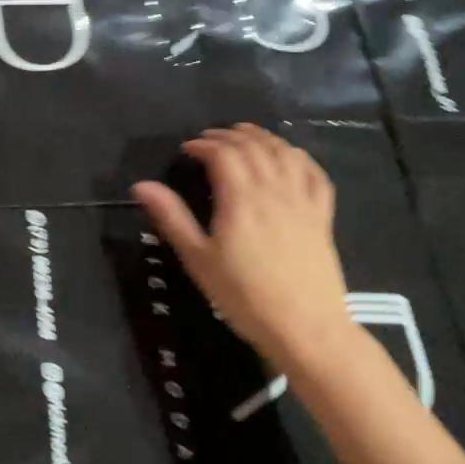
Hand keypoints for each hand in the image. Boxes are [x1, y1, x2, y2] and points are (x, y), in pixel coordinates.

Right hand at [131, 124, 353, 367]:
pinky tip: (291, 156)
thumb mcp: (198, 259)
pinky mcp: (322, 217)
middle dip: (228, 136)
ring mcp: (303, 202)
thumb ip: (172, 217)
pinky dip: (300, 157)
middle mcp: (274, 191)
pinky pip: (315, 175)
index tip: (187, 150)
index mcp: (241, 199)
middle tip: (209, 139)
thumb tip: (141, 185)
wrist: (306, 329)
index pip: (223, 154)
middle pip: (253, 147)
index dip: (203, 145)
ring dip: (263, 138)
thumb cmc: (244, 296)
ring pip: (285, 154)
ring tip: (245, 134)